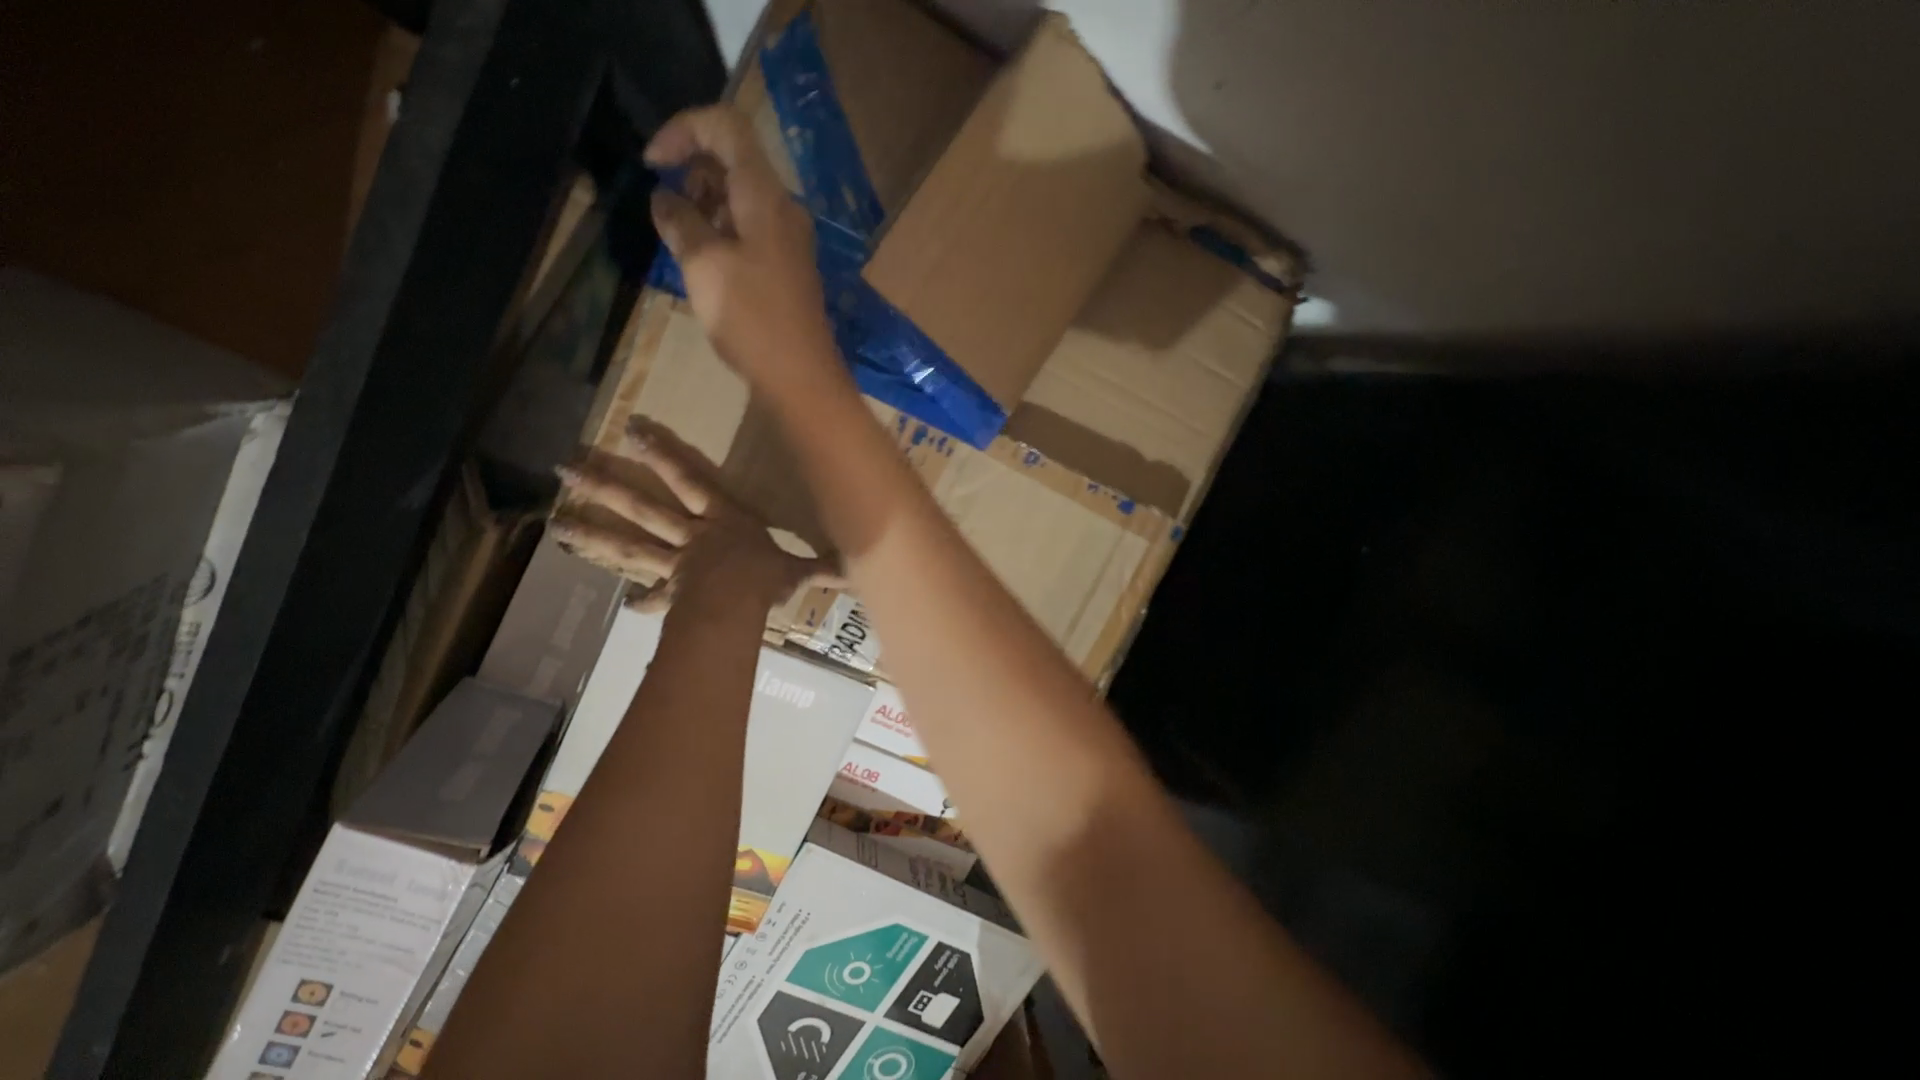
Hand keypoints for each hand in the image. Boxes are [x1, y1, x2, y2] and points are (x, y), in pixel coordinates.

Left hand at [550, 417, 839, 611]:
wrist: (738, 607)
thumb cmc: (765, 578)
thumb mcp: (798, 567)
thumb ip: (820, 564)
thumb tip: (856, 565)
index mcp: (721, 519)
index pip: (688, 480)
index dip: (662, 455)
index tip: (631, 431)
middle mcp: (691, 535)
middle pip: (642, 507)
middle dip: (606, 487)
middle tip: (566, 468)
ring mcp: (674, 563)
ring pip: (628, 544)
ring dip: (594, 534)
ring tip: (558, 523)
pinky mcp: (672, 592)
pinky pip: (653, 594)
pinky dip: (640, 599)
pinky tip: (623, 603)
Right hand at [645, 105, 839, 391]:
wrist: (801, 377)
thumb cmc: (751, 318)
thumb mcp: (704, 265)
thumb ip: (681, 223)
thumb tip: (665, 199)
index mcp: (765, 194)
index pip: (727, 127)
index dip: (683, 129)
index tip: (651, 162)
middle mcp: (781, 207)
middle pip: (733, 161)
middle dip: (691, 171)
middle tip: (666, 211)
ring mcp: (786, 238)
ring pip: (739, 197)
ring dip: (702, 204)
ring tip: (678, 239)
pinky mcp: (784, 266)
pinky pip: (747, 229)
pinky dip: (719, 230)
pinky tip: (699, 260)